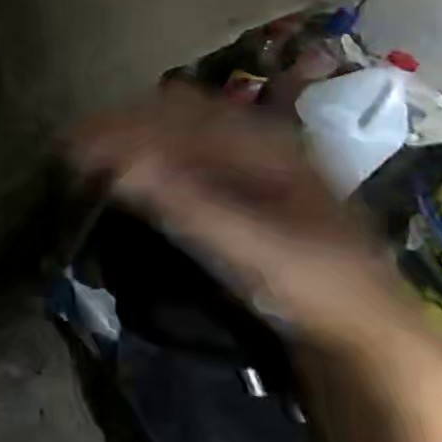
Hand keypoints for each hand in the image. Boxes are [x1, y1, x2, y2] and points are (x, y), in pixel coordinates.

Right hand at [67, 85, 400, 346]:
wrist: (367, 330)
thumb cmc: (314, 286)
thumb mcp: (252, 249)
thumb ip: (186, 206)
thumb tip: (117, 168)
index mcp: (262, 140)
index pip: (174, 117)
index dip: (120, 127)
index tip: (73, 144)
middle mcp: (256, 136)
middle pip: (174, 111)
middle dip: (122, 123)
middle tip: (74, 145)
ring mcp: (252, 158)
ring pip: (179, 126)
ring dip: (133, 134)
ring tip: (92, 151)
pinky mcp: (246, 184)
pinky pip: (187, 150)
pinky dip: (151, 153)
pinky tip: (132, 169)